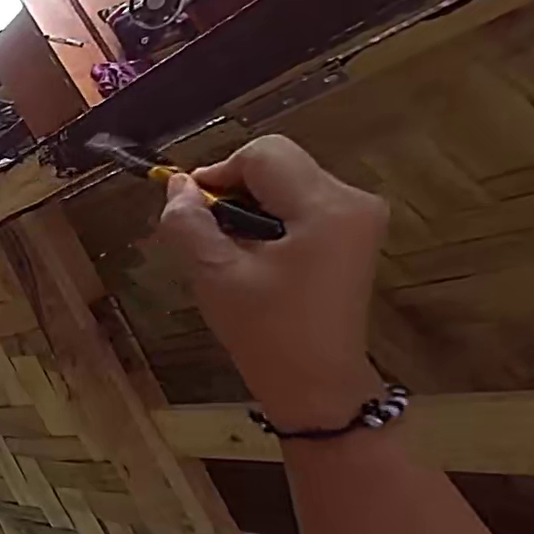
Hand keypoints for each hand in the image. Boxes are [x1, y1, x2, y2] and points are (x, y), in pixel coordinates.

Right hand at [158, 136, 387, 431]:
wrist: (313, 379)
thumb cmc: (263, 327)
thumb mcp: (213, 271)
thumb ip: (189, 221)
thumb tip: (176, 185)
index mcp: (326, 207)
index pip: (263, 154)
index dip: (218, 173)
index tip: (193, 210)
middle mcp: (352, 201)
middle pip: (275, 164)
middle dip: (231, 189)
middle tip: (207, 233)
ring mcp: (356, 217)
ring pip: (281, 181)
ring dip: (244, 205)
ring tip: (227, 249)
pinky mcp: (349, 233)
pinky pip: (294, 202)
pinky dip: (262, 217)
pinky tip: (250, 254)